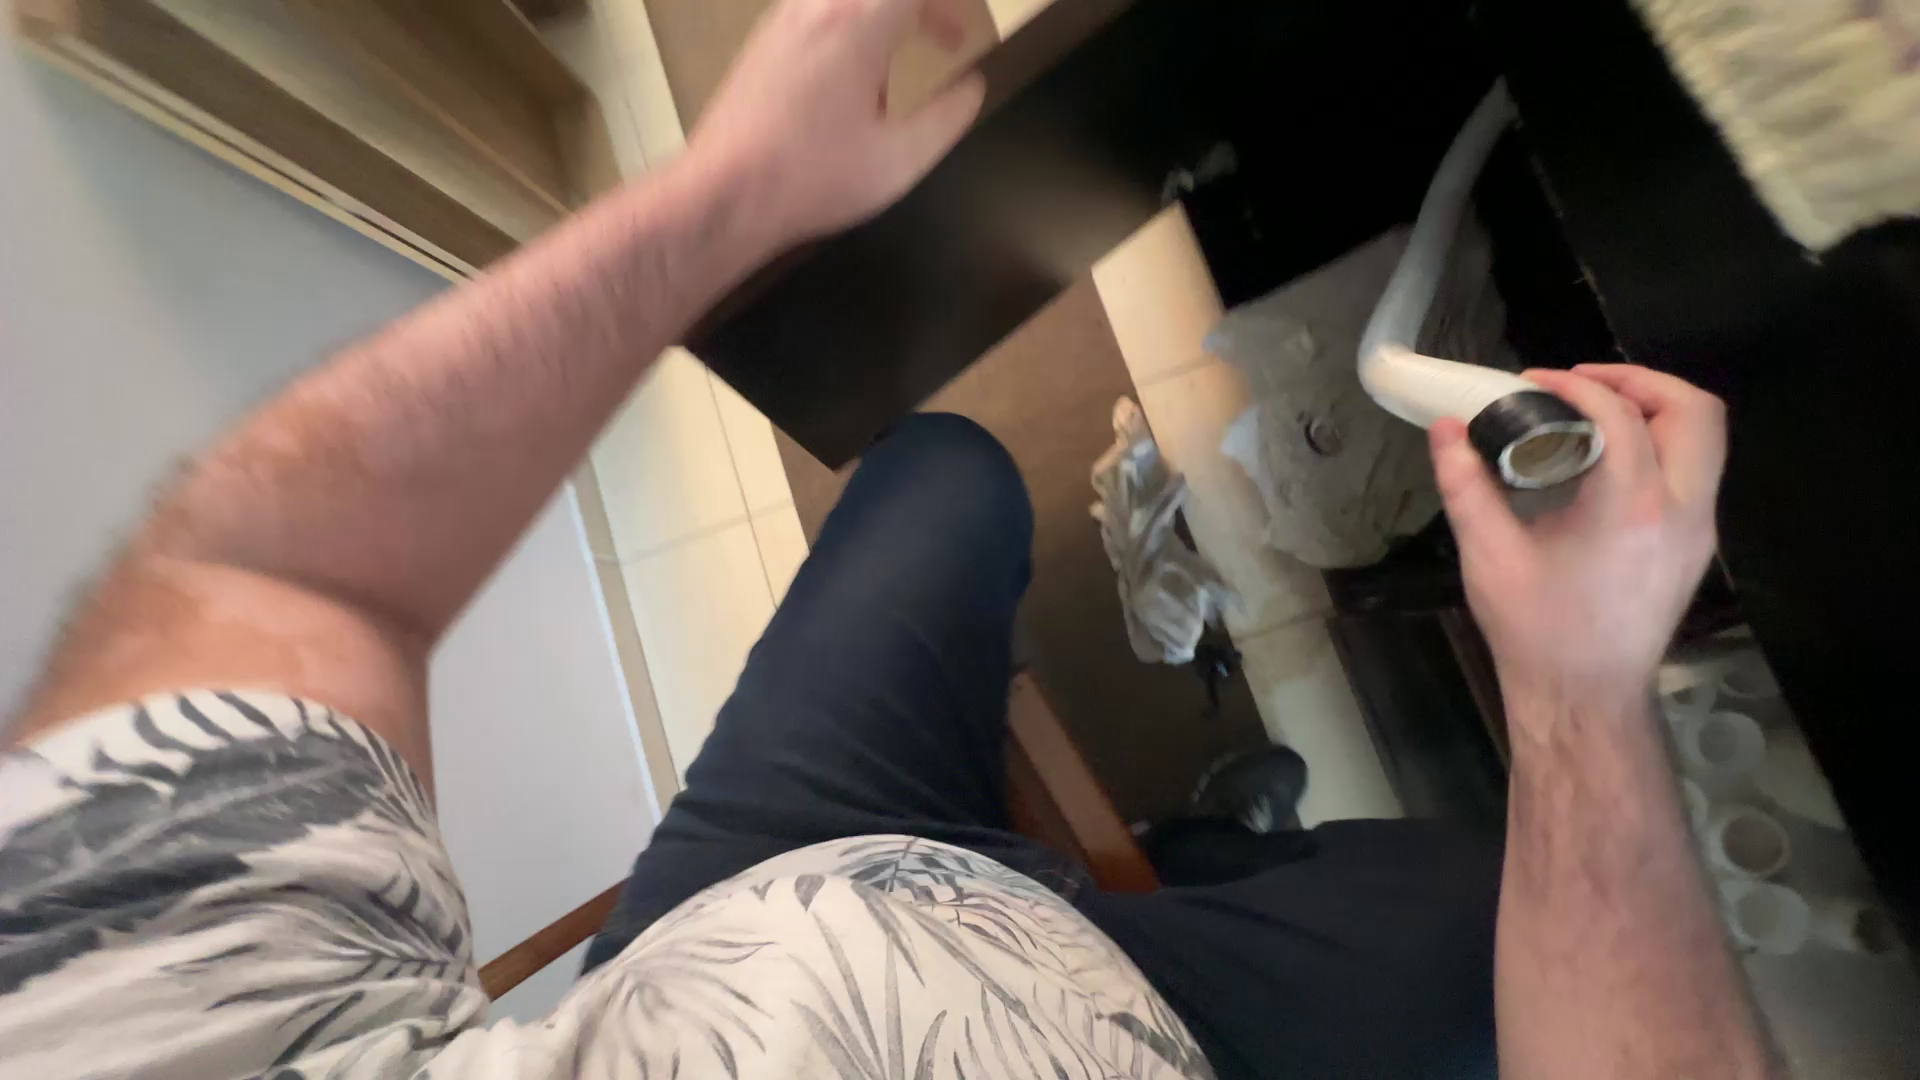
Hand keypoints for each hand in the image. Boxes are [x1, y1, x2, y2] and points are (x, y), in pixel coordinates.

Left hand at [687, 0, 987, 250]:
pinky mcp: (763, 43)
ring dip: (879, 20)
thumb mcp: (900, 160)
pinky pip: (817, 14)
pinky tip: (849, 82)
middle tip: (937, 37)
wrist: (729, 194)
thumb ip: (946, 118)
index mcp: (858, 20)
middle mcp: (817, 3)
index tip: (961, 38)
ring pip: (845, 3)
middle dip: (915, 11)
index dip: (947, 10)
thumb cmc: (816, 179)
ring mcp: (783, 18)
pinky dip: (848, 28)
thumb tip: (972, 87)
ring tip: (895, 64)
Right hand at [1430, 365, 1726, 709]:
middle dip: (1638, 381)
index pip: (1622, 417)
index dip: (1578, 387)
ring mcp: (1699, 527)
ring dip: (1654, 409)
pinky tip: (1603, 460)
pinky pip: (1694, 469)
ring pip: (1705, 439)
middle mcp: (1684, 508)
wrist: (1583, 689)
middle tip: (1577, 381)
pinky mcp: (1695, 543)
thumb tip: (1444, 428)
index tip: (1532, 381)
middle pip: (1693, 412)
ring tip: (1590, 411)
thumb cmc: (1531, 624)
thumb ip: (1464, 483)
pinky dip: (1657, 442)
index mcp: (1631, 507)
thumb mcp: (1486, 551)